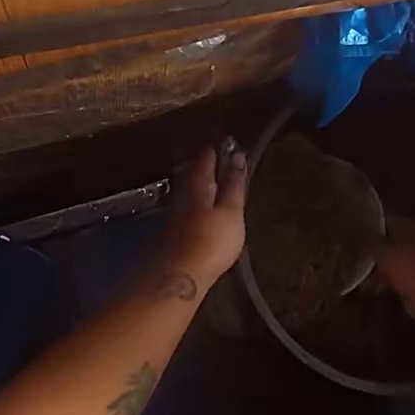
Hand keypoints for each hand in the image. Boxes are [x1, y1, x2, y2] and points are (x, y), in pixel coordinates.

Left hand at [161, 138, 249, 279]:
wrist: (180, 275)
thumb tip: (238, 155)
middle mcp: (184, 192)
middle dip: (206, 160)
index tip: (228, 140)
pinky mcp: (176, 227)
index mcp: (199, 184)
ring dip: (201, 177)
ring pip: (189, 185)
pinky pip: (188, 201)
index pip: (205, 156)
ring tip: (215, 175)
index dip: (216, 146)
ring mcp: (177, 210)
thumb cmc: (211, 240)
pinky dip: (198, 195)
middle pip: (193, 169)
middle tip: (220, 152)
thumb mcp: (231, 211)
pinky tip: (203, 202)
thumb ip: (234, 184)